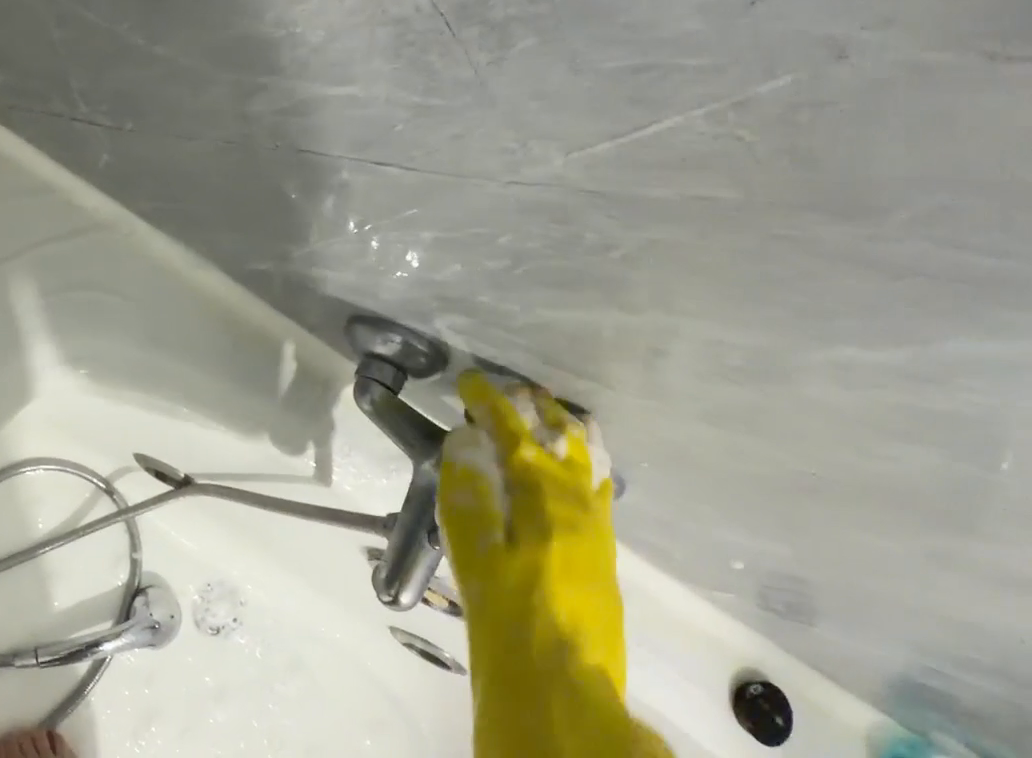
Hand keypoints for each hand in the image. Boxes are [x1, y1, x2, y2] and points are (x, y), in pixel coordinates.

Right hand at [437, 371, 670, 757]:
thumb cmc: (509, 616)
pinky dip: (580, 466)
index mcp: (545, 498)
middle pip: (564, 441)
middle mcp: (579, 505)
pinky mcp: (602, 555)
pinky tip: (571, 475)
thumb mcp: (474, 554)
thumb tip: (464, 442)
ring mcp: (598, 530)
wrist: (561, 686)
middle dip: (537, 410)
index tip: (469, 380)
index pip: (516, 434)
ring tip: (547, 417)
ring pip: (588, 464)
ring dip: (564, 434)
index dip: (491, 402)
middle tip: (510, 390)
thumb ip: (468, 494)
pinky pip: (596, 490)